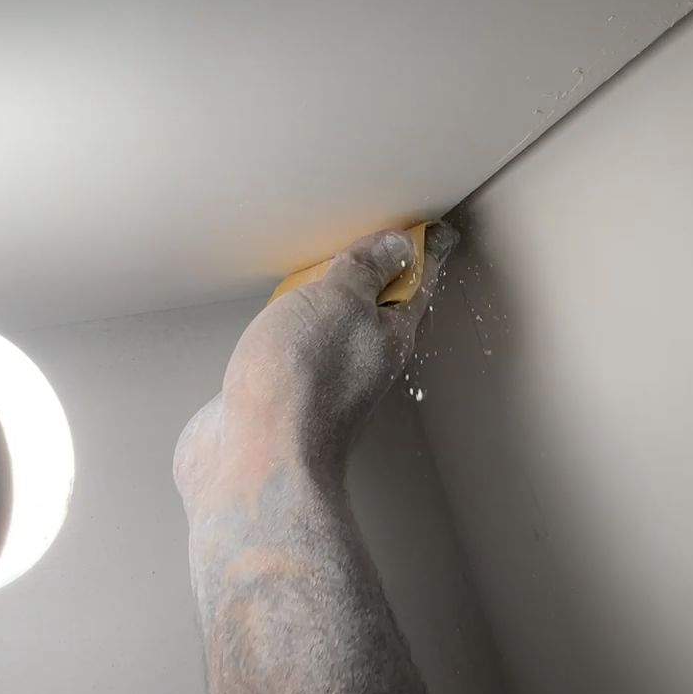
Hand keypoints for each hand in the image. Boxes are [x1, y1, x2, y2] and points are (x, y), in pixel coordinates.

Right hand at [175, 223, 456, 501]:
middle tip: (387, 246)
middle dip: (385, 278)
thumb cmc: (301, 385)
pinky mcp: (284, 392)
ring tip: (333, 274)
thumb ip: (365, 270)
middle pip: (381, 309)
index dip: (426, 253)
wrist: (255, 460)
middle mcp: (363, 360)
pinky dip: (297, 328)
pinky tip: (284, 320)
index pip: (418, 283)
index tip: (437, 233)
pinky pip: (298, 350)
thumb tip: (394, 246)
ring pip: (338, 330)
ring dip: (337, 303)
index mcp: (390, 335)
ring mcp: (324, 379)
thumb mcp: (339, 301)